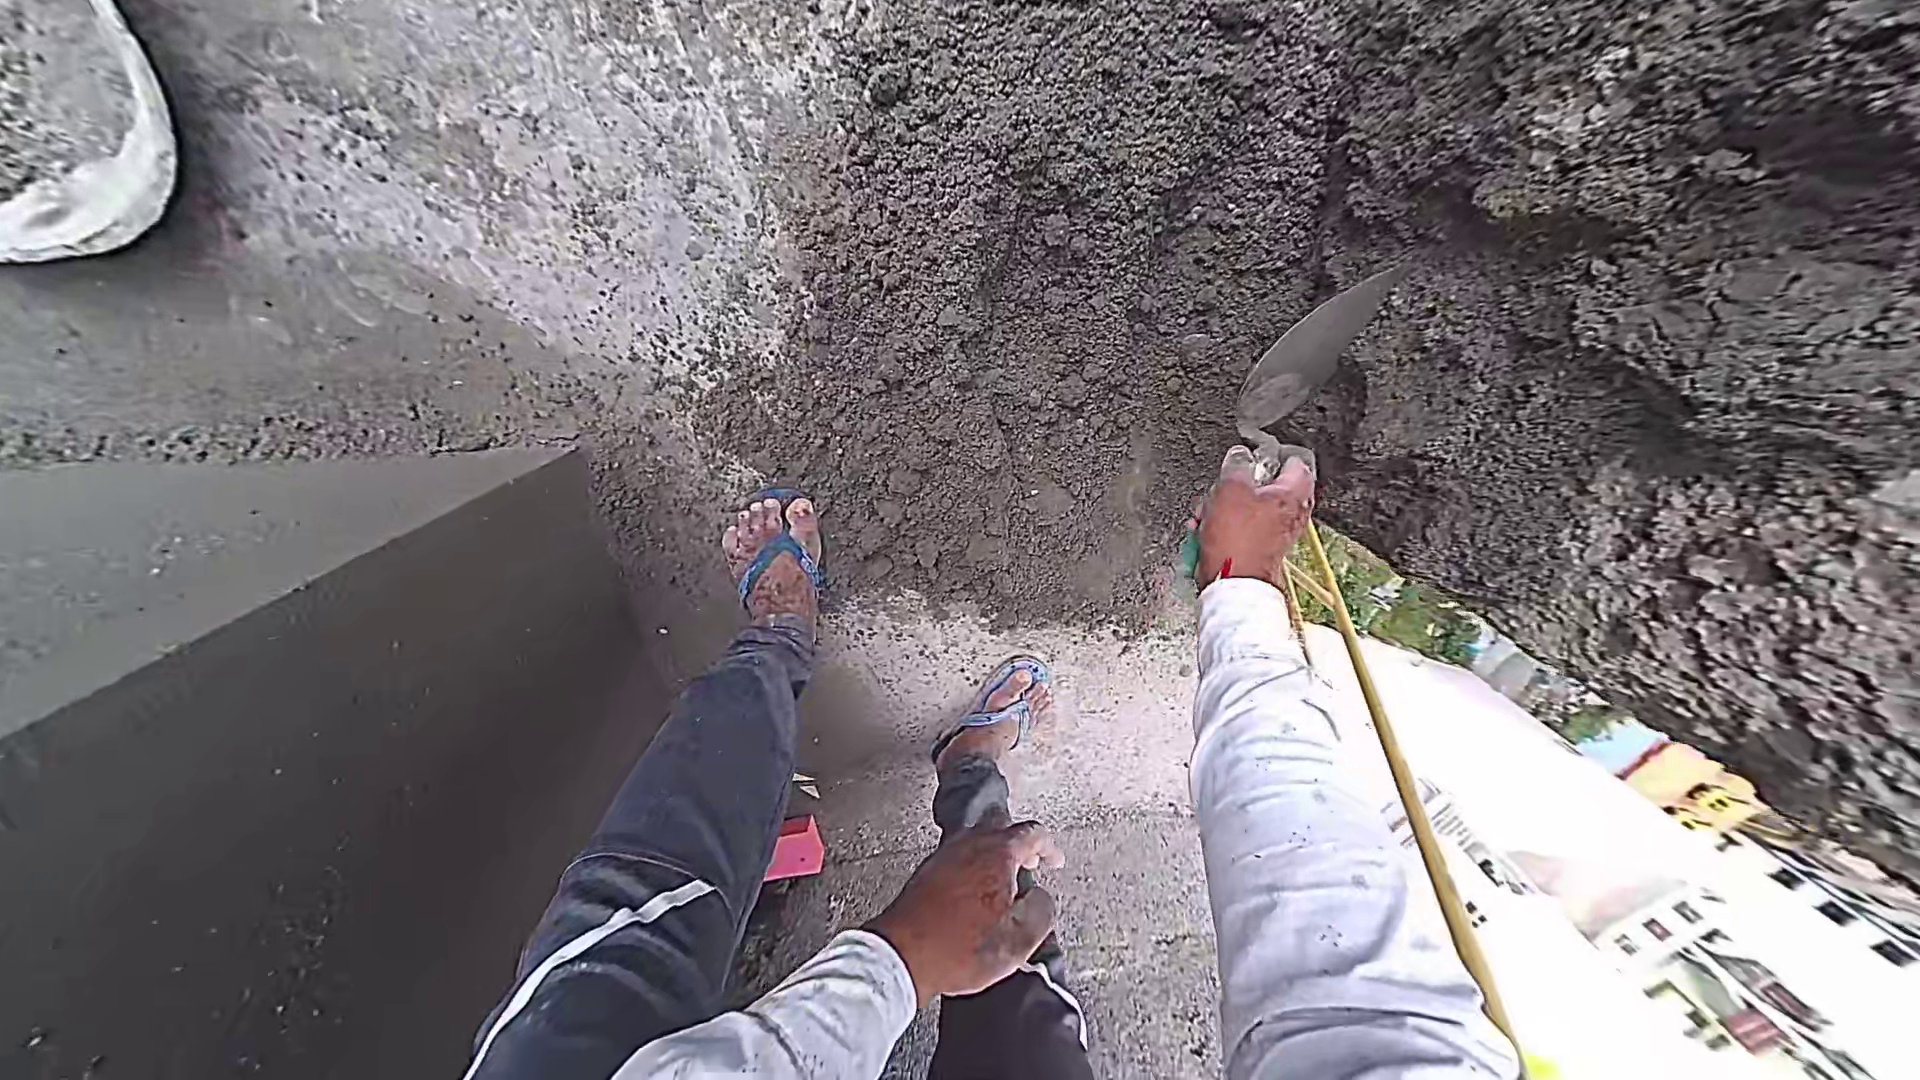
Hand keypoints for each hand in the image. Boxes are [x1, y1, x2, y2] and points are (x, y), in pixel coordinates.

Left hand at [865, 819, 1063, 1006]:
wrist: (906, 952)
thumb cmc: (960, 947)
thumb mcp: (1018, 941)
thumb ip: (1042, 911)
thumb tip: (1042, 897)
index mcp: (998, 853)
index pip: (1032, 833)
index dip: (1049, 847)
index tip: (1054, 860)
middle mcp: (972, 842)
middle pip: (1002, 824)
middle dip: (1021, 841)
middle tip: (1030, 863)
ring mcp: (949, 851)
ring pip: (979, 836)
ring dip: (996, 850)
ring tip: (1004, 878)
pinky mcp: (932, 866)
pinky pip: (961, 851)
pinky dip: (976, 860)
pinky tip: (976, 887)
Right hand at [1196, 446, 1314, 588]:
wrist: (1232, 582)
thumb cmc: (1237, 540)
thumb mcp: (1230, 489)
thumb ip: (1236, 466)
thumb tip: (1239, 454)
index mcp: (1293, 494)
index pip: (1293, 461)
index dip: (1271, 454)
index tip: (1252, 453)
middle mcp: (1290, 513)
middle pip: (1262, 486)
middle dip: (1234, 486)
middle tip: (1219, 490)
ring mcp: (1274, 532)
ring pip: (1245, 506)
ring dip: (1221, 507)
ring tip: (1204, 514)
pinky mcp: (1257, 547)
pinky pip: (1237, 527)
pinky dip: (1221, 526)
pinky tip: (1203, 530)